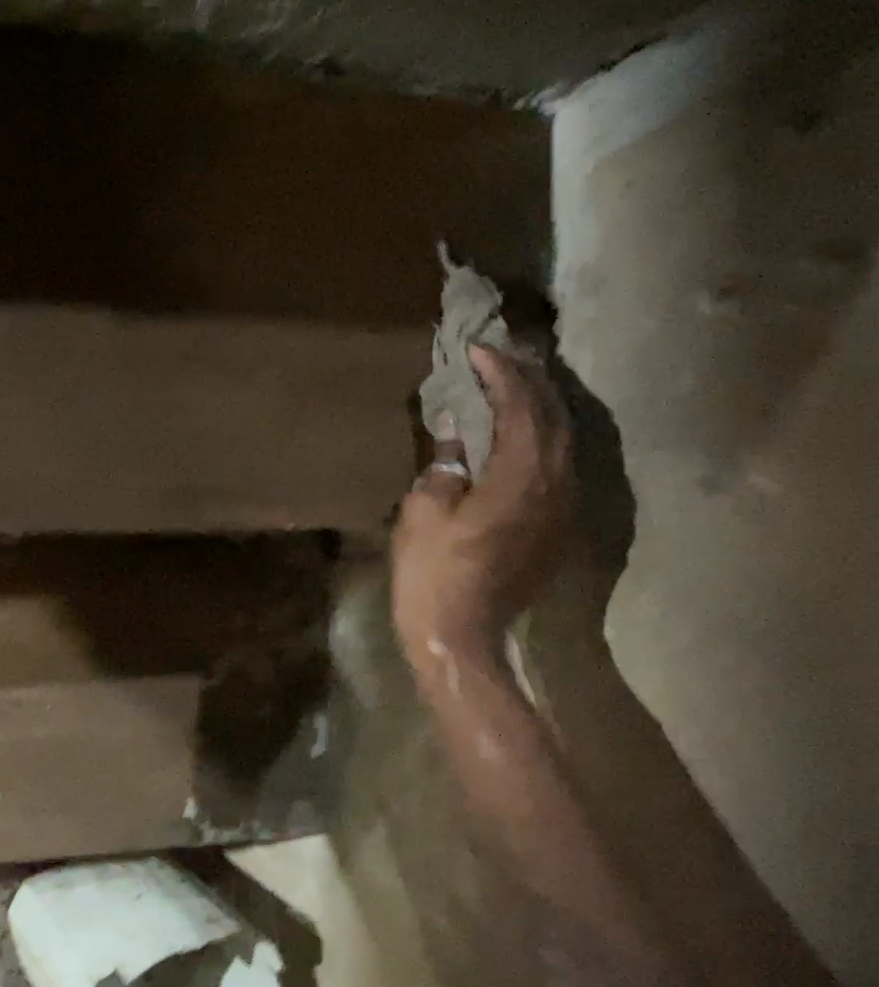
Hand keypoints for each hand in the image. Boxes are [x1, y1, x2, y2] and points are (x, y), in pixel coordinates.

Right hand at [392, 344, 573, 662]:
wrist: (462, 636)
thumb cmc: (433, 574)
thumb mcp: (423, 514)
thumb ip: (443, 468)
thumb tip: (453, 437)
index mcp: (522, 477)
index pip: (520, 407)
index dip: (500, 374)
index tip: (477, 349)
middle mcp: (557, 485)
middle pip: (552, 418)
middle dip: (527, 382)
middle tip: (500, 357)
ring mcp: (563, 508)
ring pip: (561, 441)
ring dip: (538, 408)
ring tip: (512, 386)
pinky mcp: (556, 528)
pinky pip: (556, 466)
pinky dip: (539, 439)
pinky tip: (518, 435)